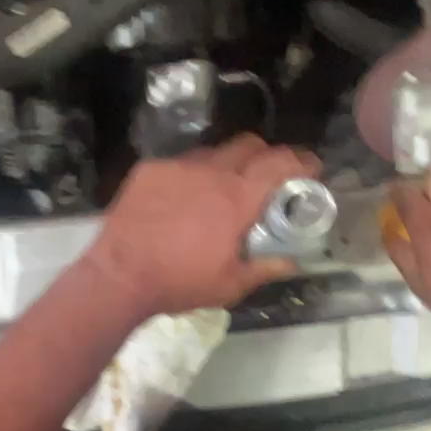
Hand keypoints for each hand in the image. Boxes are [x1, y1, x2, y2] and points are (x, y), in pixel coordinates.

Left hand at [82, 135, 315, 317]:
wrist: (119, 276)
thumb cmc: (179, 283)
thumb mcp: (229, 285)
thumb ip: (264, 269)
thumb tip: (289, 263)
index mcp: (236, 198)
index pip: (280, 163)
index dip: (301, 162)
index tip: (312, 168)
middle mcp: (210, 172)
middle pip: (250, 145)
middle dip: (266, 156)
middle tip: (267, 179)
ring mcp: (177, 167)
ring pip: (213, 152)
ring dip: (226, 165)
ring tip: (220, 192)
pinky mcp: (149, 170)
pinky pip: (179, 164)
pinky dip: (190, 177)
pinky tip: (182, 201)